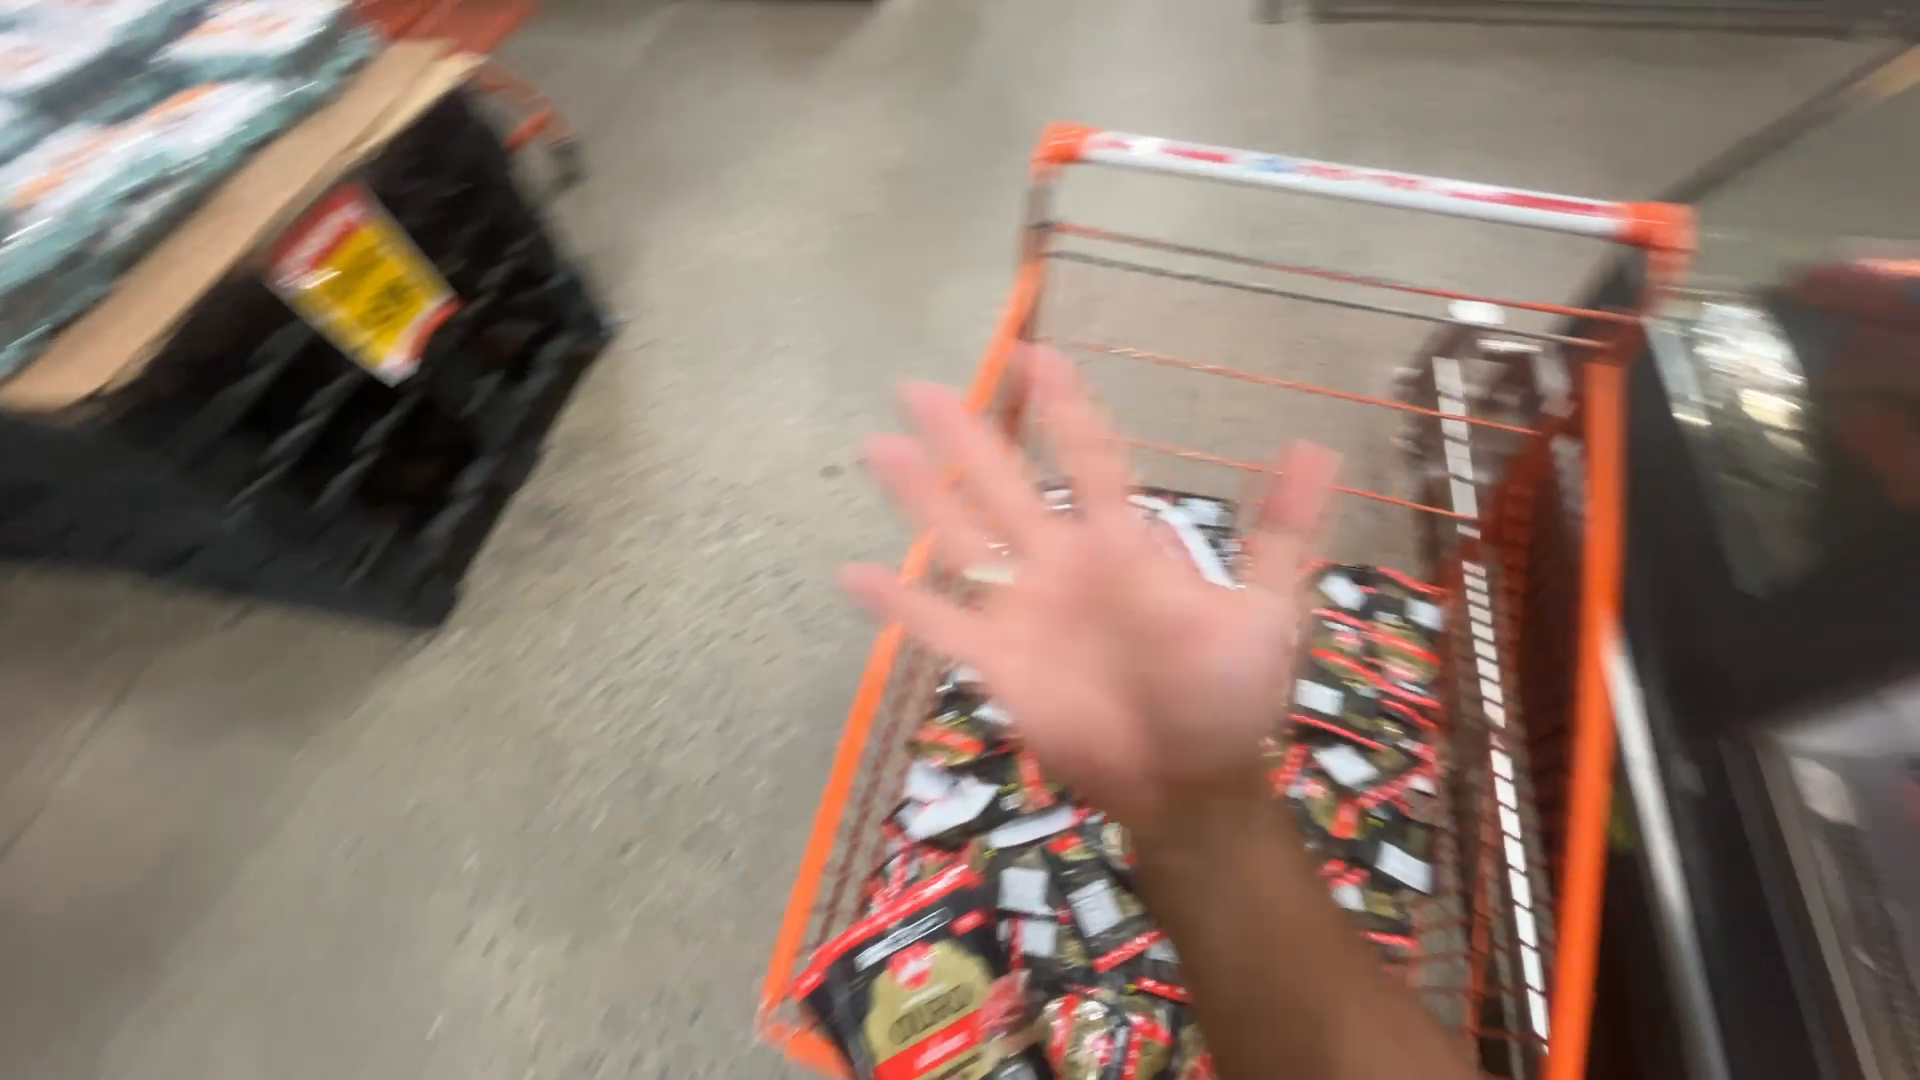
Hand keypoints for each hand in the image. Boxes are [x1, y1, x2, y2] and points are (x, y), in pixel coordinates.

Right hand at [838, 347, 1340, 832]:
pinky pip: (939, 625)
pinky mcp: (997, 662)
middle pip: (1004, 486)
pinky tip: (853, 573)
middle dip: (963, 438)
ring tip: (879, 448)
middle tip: (917, 387)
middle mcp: (1061, 563)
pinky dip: (898, 603)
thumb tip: (1316, 445)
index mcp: (1120, 543)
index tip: (1034, 355)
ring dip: (921, 498)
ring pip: (961, 540)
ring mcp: (1023, 610)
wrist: (1188, 781)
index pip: (1086, 459)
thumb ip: (1281, 533)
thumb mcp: (1266, 612)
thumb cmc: (1227, 696)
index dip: (1063, 408)